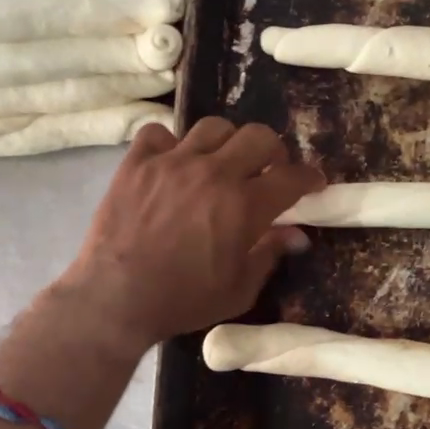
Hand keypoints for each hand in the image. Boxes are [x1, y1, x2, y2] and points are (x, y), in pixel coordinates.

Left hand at [53, 118, 324, 345]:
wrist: (115, 298)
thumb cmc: (184, 300)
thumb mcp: (240, 289)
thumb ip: (269, 254)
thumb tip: (296, 235)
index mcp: (245, 206)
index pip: (291, 177)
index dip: (309, 177)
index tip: (314, 182)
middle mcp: (213, 173)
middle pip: (259, 137)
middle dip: (274, 151)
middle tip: (269, 170)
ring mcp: (172, 163)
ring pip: (213, 127)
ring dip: (227, 143)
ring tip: (223, 162)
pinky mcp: (137, 163)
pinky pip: (161, 133)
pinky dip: (173, 144)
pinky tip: (175, 164)